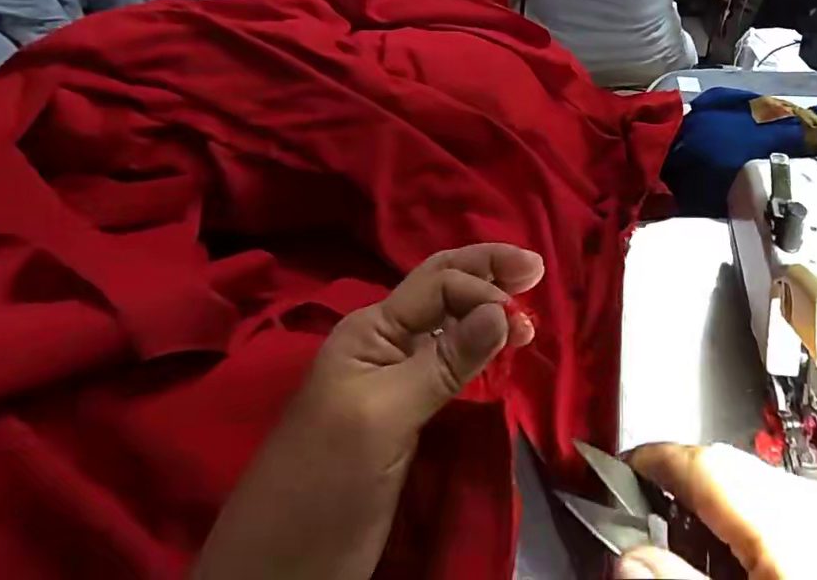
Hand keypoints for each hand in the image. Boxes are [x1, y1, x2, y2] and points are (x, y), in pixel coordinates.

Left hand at [292, 243, 542, 476]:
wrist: (279, 567)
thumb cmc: (325, 482)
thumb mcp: (384, 417)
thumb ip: (443, 362)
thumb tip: (503, 310)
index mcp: (371, 327)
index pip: (437, 284)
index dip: (482, 288)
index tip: (520, 320)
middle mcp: (384, 339)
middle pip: (442, 287)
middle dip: (486, 271)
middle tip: (536, 267)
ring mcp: (394, 375)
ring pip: (448, 322)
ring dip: (486, 307)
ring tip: (527, 313)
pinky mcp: (405, 410)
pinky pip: (448, 359)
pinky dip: (477, 345)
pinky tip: (497, 346)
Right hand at [611, 444, 816, 579]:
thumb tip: (626, 558)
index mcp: (785, 521)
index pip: (701, 461)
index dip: (652, 460)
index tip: (618, 468)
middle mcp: (809, 503)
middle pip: (722, 461)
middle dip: (677, 478)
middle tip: (640, 508)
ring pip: (746, 475)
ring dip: (707, 493)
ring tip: (683, 536)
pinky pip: (773, 497)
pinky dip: (739, 509)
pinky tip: (730, 550)